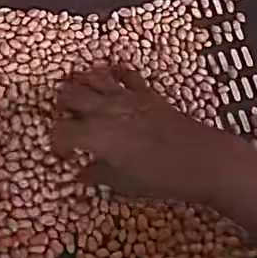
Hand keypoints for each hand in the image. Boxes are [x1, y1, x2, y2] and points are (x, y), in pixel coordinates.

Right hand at [52, 66, 246, 203]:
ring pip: (92, 78)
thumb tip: (82, 174)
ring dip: (81, 84)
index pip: (61, 131)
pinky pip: (125, 74)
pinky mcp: (147, 93)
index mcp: (95, 135)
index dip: (56, 142)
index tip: (63, 153)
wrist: (200, 159)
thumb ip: (99, 174)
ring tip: (79, 94)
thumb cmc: (159, 177)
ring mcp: (127, 97)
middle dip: (61, 106)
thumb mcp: (124, 183)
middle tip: (65, 119)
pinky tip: (111, 77)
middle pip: (69, 95)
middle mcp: (105, 110)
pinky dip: (114, 73)